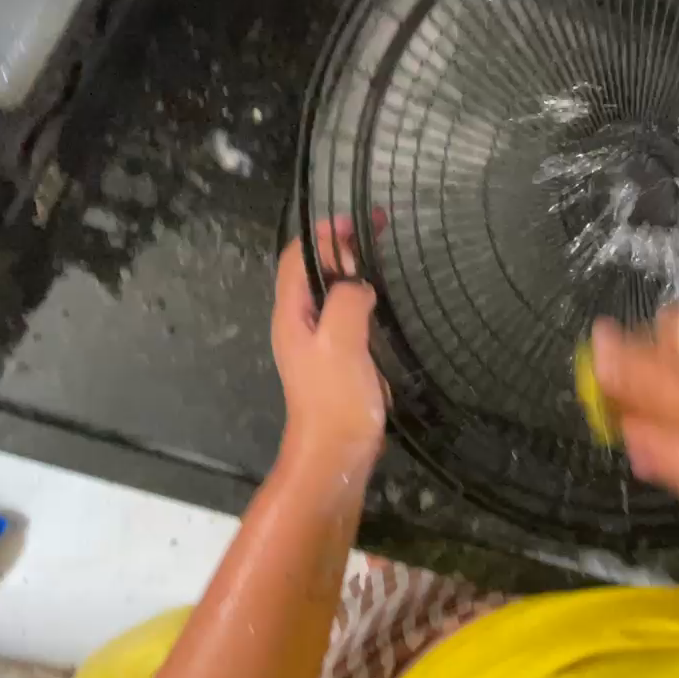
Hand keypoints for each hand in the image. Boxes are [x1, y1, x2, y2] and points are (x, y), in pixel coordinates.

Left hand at [272, 217, 386, 472]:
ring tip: (385, 258)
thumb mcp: (341, 343)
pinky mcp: (339, 356)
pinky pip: (347, 313)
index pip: (298, 257)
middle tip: (379, 233)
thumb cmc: (335, 400)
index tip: (360, 223)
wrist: (336, 454)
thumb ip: (347, 301)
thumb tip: (360, 284)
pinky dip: (363, 294)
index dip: (325, 234)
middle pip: (313, 270)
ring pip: (332, 291)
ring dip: (354, 269)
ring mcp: (319, 341)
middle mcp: (300, 322)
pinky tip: (386, 298)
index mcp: (292, 315)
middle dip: (341, 245)